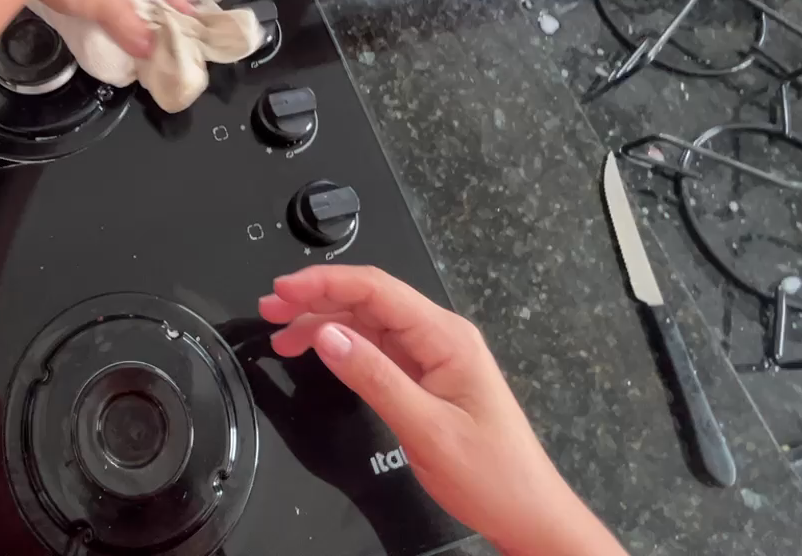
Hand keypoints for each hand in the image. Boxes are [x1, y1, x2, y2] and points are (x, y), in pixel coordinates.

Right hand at [260, 266, 625, 555]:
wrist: (531, 518)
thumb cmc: (493, 477)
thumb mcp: (429, 429)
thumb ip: (375, 378)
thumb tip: (326, 336)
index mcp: (444, 336)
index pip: (375, 289)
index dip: (324, 282)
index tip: (284, 290)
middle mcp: (435, 334)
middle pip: (365, 299)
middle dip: (315, 298)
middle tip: (270, 308)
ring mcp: (428, 353)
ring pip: (364, 320)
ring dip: (320, 321)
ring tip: (280, 332)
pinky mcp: (420, 373)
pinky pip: (372, 345)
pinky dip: (338, 345)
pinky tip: (313, 350)